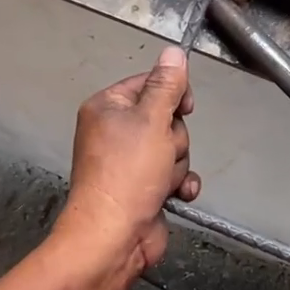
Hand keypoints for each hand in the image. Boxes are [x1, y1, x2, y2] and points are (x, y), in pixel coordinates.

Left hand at [61, 46, 201, 270]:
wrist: (114, 237)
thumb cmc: (127, 175)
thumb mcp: (152, 120)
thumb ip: (167, 84)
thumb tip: (173, 52)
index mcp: (107, 107)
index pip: (150, 82)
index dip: (172, 95)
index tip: (182, 108)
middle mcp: (114, 132)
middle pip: (167, 117)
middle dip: (174, 138)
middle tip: (162, 153)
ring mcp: (128, 162)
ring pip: (174, 148)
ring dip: (177, 164)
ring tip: (161, 180)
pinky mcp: (143, 187)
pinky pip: (174, 174)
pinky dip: (179, 184)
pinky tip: (176, 194)